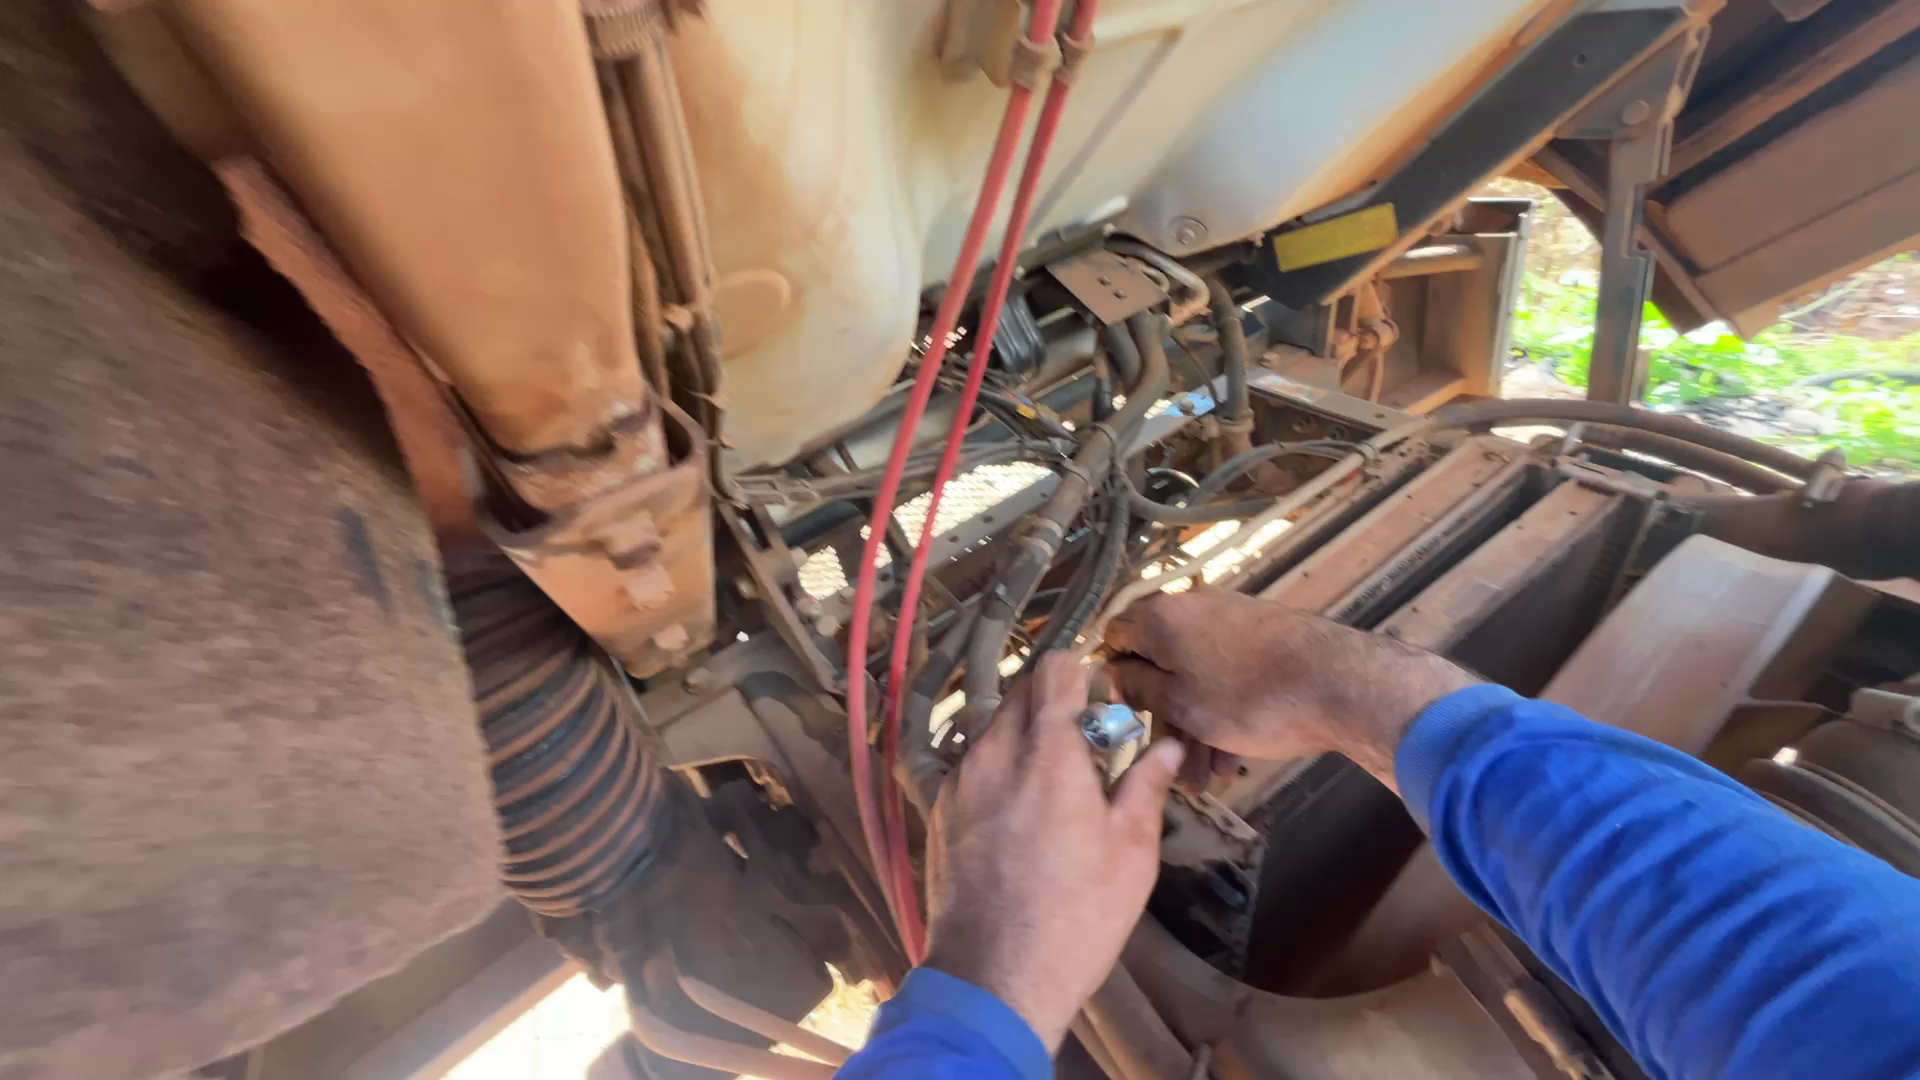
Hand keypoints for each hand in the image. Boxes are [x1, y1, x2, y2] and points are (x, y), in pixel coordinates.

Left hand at [922, 652, 1184, 1050]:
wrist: (991, 977)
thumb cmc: (1076, 917)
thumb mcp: (1130, 854)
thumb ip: (1145, 785)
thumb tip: (1168, 744)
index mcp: (1048, 754)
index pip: (1055, 670)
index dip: (1079, 669)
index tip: (1098, 693)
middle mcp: (996, 751)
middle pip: (1021, 690)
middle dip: (1053, 698)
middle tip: (1082, 738)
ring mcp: (961, 776)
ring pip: (995, 723)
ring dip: (1024, 730)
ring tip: (1050, 778)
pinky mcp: (939, 803)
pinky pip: (973, 758)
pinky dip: (998, 761)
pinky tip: (1016, 807)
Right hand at [1102, 589, 1477, 785]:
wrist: (1339, 682)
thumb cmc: (1245, 698)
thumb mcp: (1178, 703)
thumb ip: (1136, 685)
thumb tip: (1111, 671)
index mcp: (1159, 616)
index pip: (1113, 636)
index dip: (1113, 677)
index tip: (1127, 715)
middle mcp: (1189, 606)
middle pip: (1158, 660)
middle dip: (1162, 715)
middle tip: (1171, 762)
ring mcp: (1229, 616)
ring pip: (1195, 672)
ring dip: (1194, 722)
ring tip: (1209, 775)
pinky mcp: (1262, 632)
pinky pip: (1225, 669)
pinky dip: (1221, 706)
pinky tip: (1232, 755)